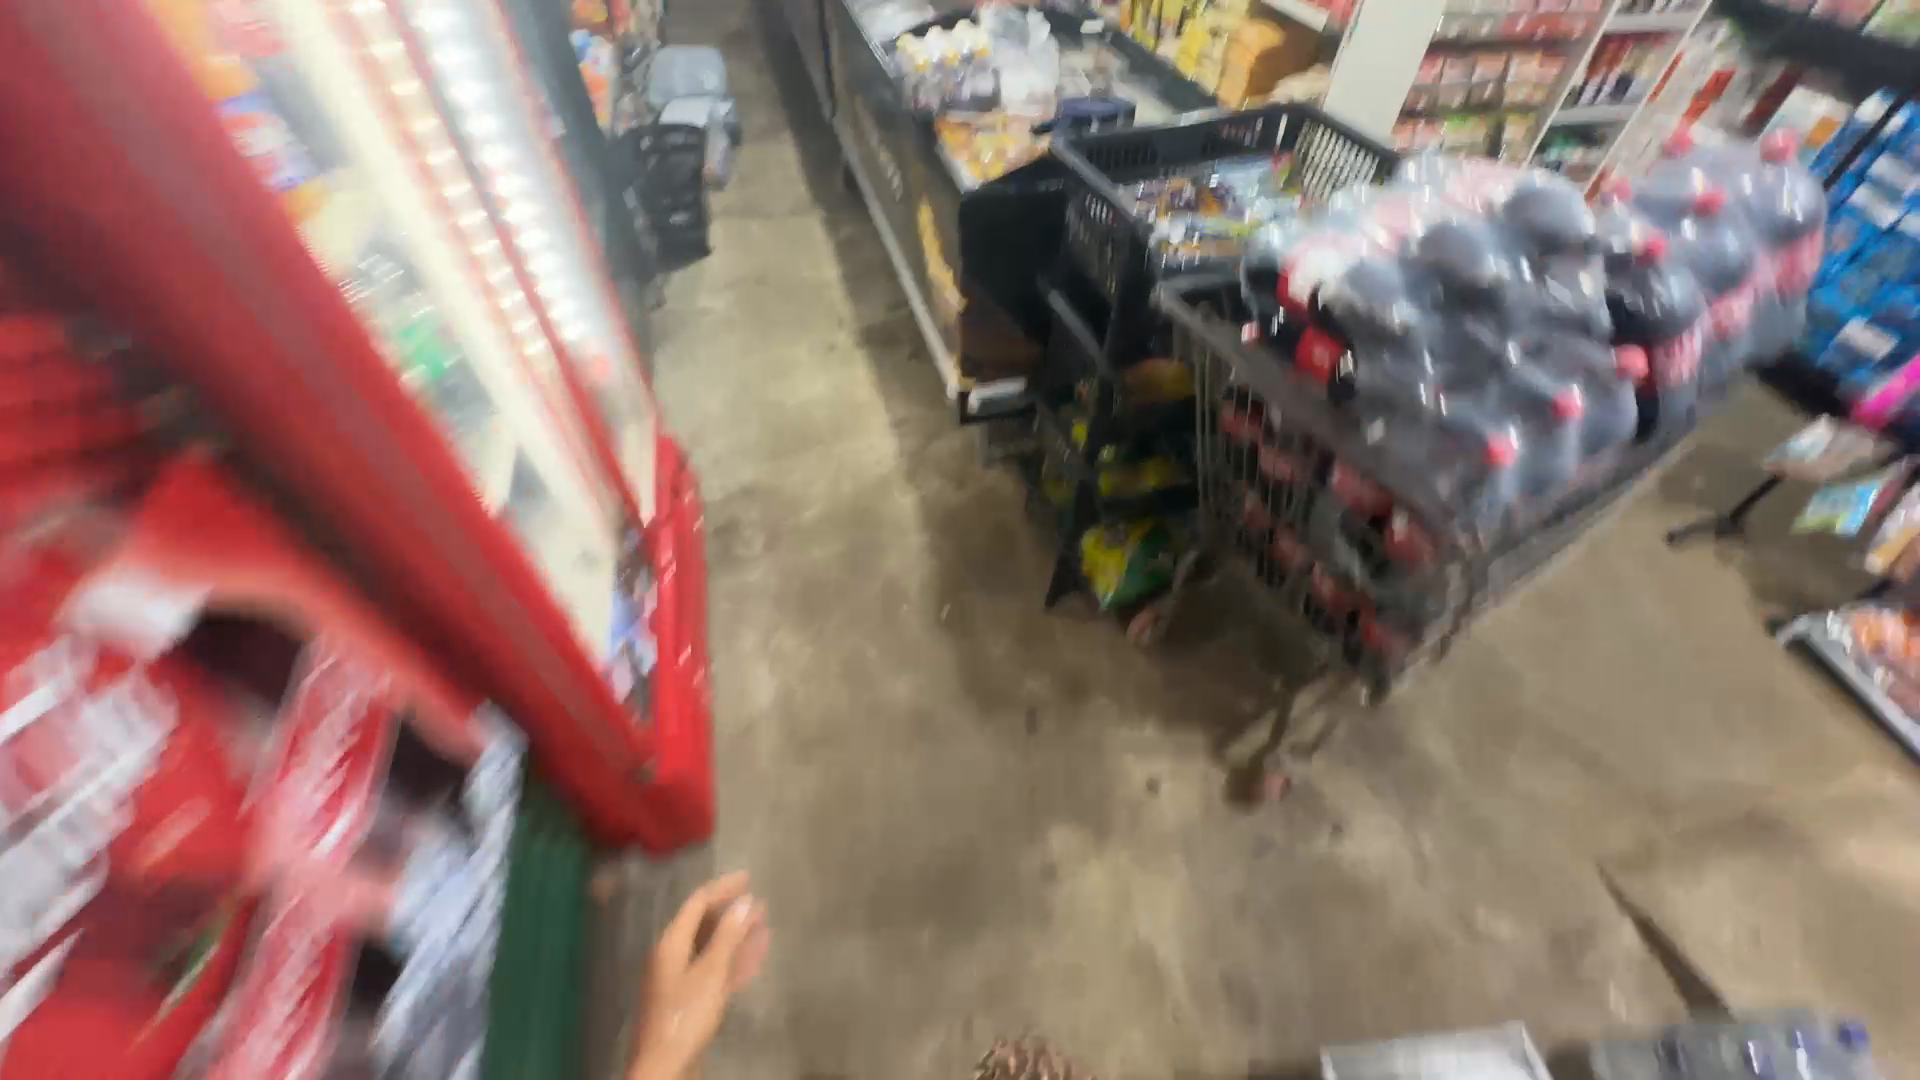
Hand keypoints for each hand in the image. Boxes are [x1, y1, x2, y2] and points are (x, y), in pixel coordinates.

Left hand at [628, 871, 769, 1079]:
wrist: (664, 1070)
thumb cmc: (686, 1015)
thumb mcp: (711, 972)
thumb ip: (728, 934)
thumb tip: (745, 901)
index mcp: (671, 944)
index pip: (697, 903)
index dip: (723, 887)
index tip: (748, 878)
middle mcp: (672, 956)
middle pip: (703, 924)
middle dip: (732, 912)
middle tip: (760, 904)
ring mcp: (680, 980)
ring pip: (711, 948)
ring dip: (737, 936)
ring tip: (764, 927)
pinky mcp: (689, 1001)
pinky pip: (714, 970)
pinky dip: (733, 960)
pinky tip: (754, 959)